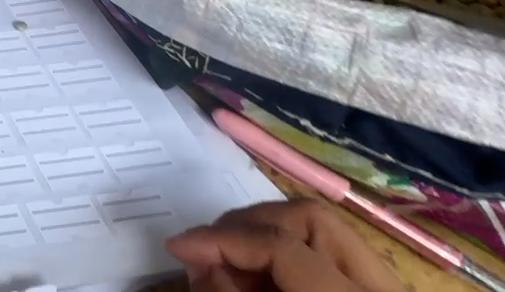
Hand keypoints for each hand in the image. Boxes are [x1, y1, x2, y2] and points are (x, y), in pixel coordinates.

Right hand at [166, 200, 403, 291]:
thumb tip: (195, 257)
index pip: (281, 246)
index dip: (219, 240)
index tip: (176, 248)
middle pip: (307, 220)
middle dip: (246, 226)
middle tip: (210, 254)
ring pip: (319, 230)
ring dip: (262, 238)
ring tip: (233, 271)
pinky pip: (328, 257)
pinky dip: (284, 260)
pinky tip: (261, 285)